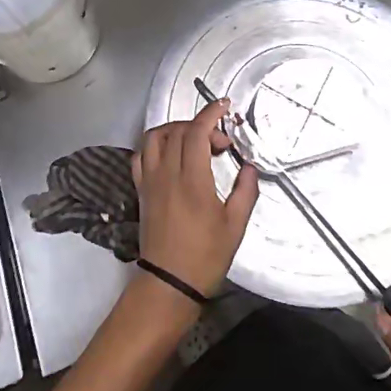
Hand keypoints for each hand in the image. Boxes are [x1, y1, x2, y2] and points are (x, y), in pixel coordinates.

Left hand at [131, 99, 258, 296]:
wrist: (169, 283)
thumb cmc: (205, 256)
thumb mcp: (235, 226)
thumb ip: (245, 191)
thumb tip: (250, 167)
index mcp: (193, 180)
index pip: (197, 132)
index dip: (211, 114)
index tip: (224, 107)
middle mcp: (168, 174)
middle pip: (178, 130)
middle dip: (201, 124)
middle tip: (220, 141)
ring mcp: (150, 181)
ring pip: (155, 137)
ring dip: (175, 129)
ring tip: (194, 140)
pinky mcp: (141, 190)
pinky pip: (141, 155)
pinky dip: (155, 145)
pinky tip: (169, 154)